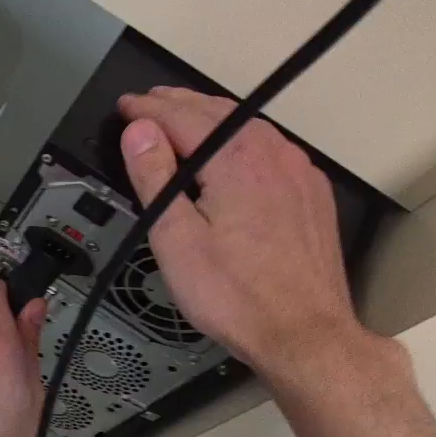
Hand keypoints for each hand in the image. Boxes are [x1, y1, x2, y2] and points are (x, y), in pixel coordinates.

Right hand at [116, 87, 373, 384]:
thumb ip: (155, 179)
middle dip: (178, 105)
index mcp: (236, 160)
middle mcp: (273, 155)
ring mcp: (297, 173)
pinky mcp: (309, 195)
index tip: (126, 107)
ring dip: (209, 119)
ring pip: (247, 128)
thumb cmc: (237, 297)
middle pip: (218, 112)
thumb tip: (140, 132)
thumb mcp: (175, 240)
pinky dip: (239, 140)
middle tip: (148, 105)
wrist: (301, 331)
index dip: (148, 110)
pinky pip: (270, 149)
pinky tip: (229, 154)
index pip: (182, 117)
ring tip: (182, 120)